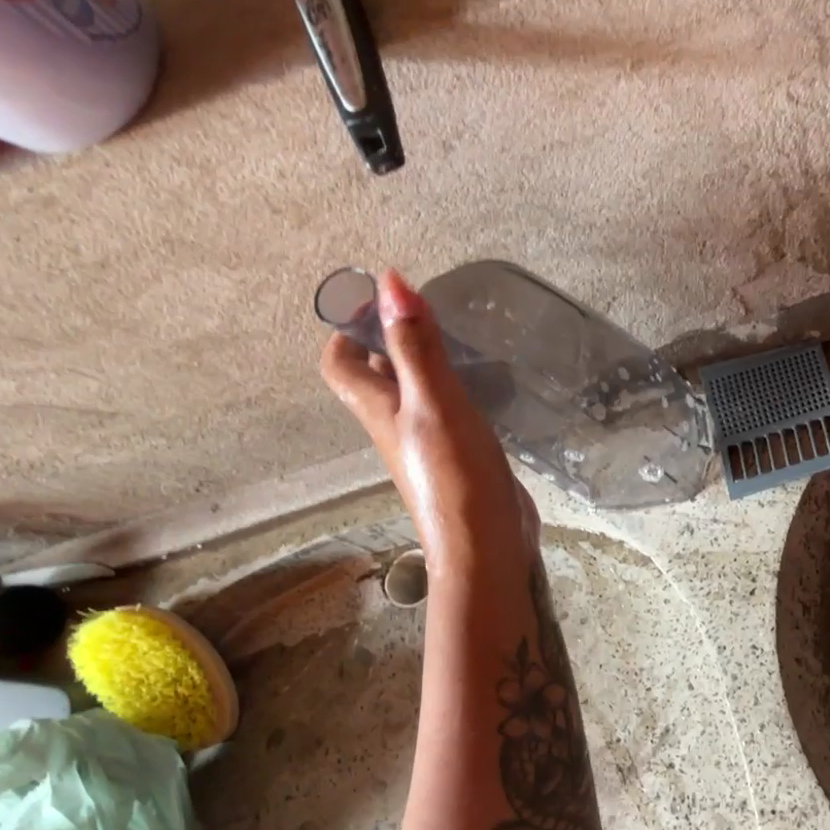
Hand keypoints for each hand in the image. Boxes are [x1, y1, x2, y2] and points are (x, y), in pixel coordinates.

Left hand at [319, 269, 533, 576]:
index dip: (347, 329)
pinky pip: (449, 417)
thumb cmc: (456, 476)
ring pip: (416, 396)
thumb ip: (416, 348)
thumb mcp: (435, 404)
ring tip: (464, 340)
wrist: (486, 546)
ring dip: (428, 366)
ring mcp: (430, 447)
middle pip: (377, 377)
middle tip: (428, 311)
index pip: (340, 363)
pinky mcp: (462, 461)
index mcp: (379, 410)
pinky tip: (490, 390)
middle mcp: (396, 427)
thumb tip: (390, 283)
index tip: (377, 300)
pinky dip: (459, 394)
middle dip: (391, 341)